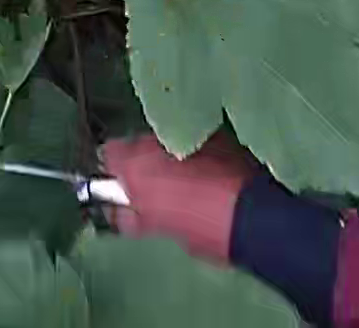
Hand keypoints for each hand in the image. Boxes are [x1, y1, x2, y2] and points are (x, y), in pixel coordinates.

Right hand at [99, 134, 257, 263]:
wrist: (251, 215)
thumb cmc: (198, 227)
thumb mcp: (157, 229)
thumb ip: (130, 216)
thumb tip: (119, 211)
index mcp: (135, 162)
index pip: (107, 152)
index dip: (112, 170)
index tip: (121, 188)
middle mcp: (154, 137)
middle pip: (135, 143)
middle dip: (140, 162)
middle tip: (152, 190)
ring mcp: (182, 129)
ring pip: (162, 139)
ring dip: (164, 154)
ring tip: (182, 181)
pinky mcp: (210, 130)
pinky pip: (189, 136)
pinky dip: (190, 149)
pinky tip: (204, 172)